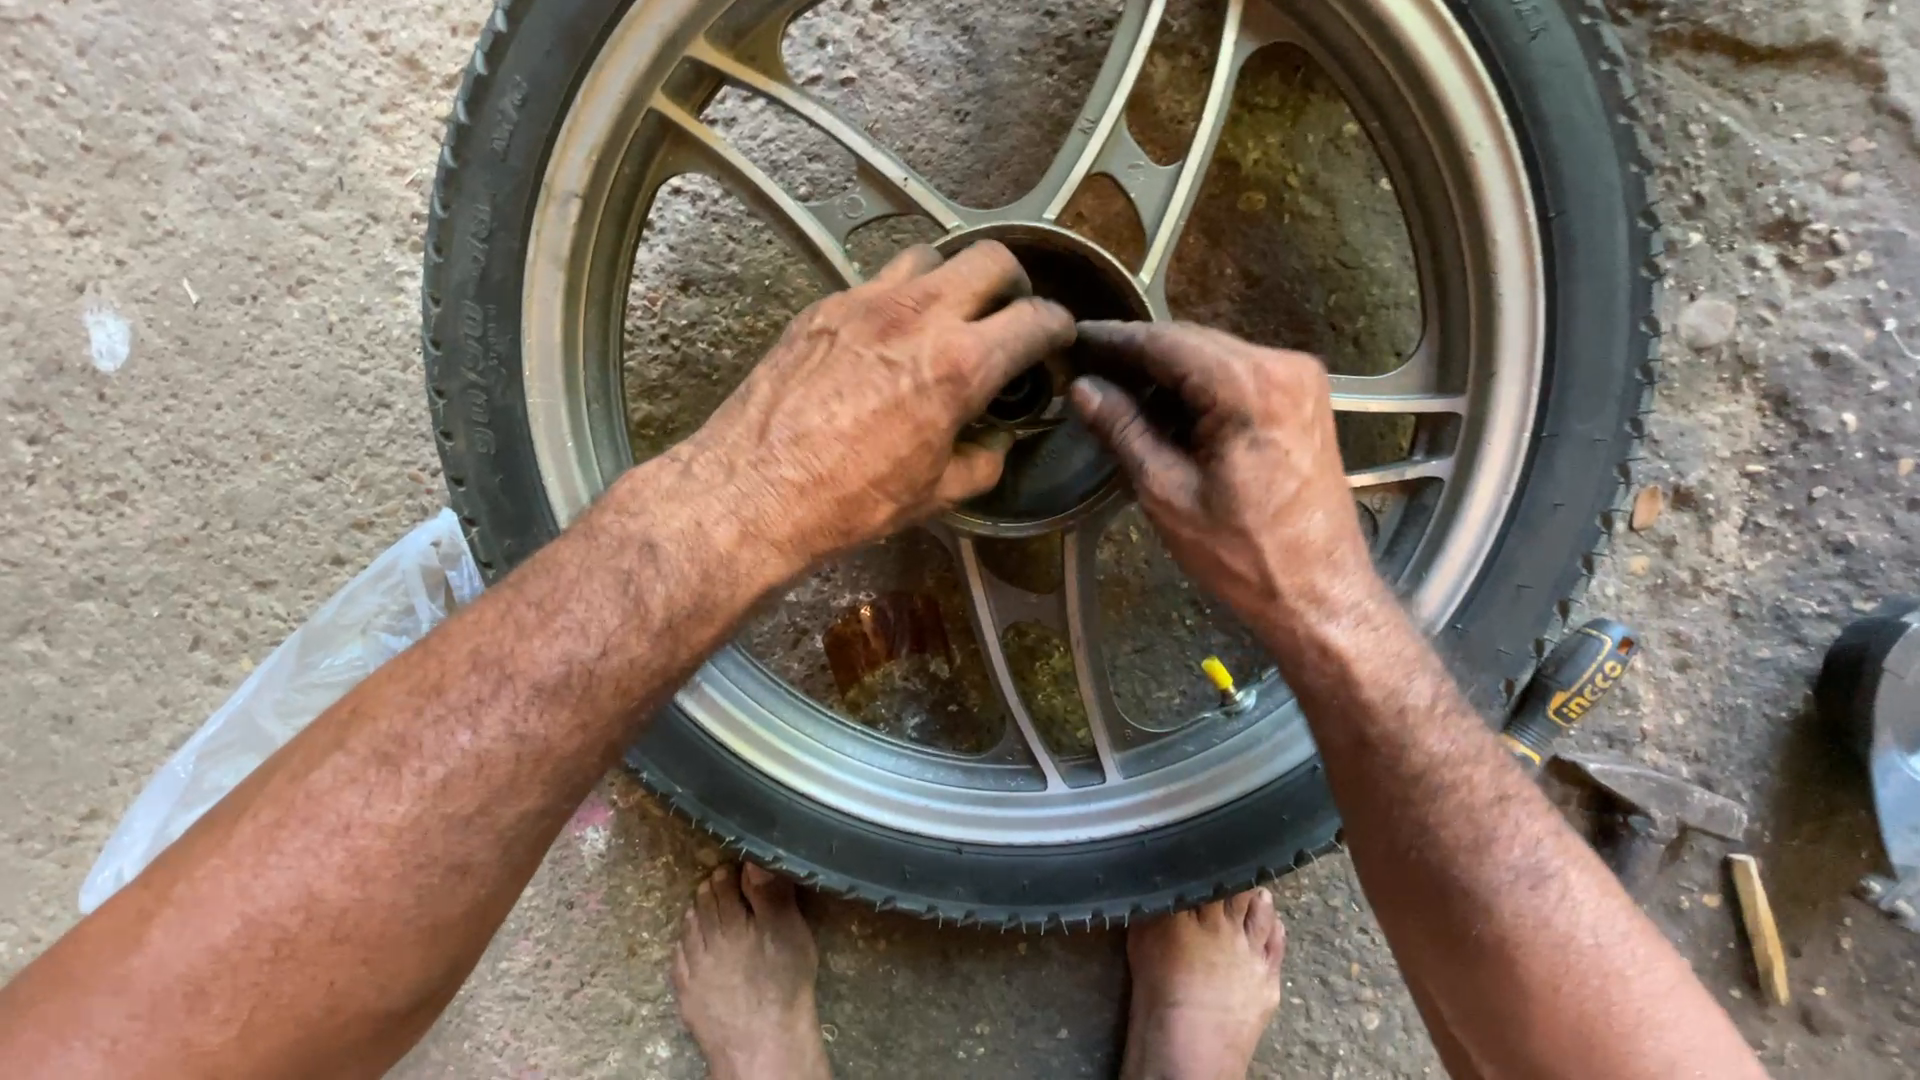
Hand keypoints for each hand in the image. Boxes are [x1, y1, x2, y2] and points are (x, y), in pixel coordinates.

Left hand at [681, 242, 1074, 566]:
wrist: (753, 490)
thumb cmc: (848, 501)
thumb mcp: (935, 494)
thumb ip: (982, 460)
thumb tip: (994, 444)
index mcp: (959, 365)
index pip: (1035, 318)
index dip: (1058, 326)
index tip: (1056, 338)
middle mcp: (918, 317)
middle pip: (991, 258)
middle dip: (1014, 282)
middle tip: (1009, 314)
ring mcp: (865, 303)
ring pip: (931, 256)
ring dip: (953, 281)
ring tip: (948, 318)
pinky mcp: (823, 308)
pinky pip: (876, 282)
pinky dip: (898, 300)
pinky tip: (888, 339)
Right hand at [1069, 321, 1380, 634]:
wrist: (1320, 592)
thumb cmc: (1243, 554)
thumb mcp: (1167, 492)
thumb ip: (1124, 431)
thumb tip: (1083, 390)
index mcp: (1251, 386)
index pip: (1167, 342)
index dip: (1115, 340)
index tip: (1075, 338)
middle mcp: (1284, 366)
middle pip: (1193, 342)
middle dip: (1139, 354)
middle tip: (1087, 367)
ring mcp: (1301, 381)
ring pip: (1215, 357)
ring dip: (1167, 373)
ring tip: (1116, 393)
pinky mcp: (1304, 401)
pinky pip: (1238, 377)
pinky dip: (1198, 388)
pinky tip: (1164, 410)